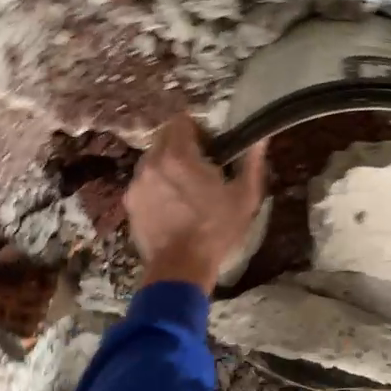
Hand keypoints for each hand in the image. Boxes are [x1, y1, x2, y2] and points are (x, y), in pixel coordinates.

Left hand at [124, 115, 267, 292]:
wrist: (180, 269)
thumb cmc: (215, 231)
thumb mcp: (244, 198)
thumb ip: (252, 163)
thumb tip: (261, 139)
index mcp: (178, 156)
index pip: (180, 121)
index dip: (196, 128)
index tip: (208, 144)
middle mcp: (152, 163)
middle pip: (163, 137)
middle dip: (180, 143)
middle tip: (199, 163)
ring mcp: (137, 183)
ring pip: (151, 159)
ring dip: (166, 163)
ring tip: (183, 185)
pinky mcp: (129, 202)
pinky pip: (143, 181)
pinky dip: (155, 184)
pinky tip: (170, 204)